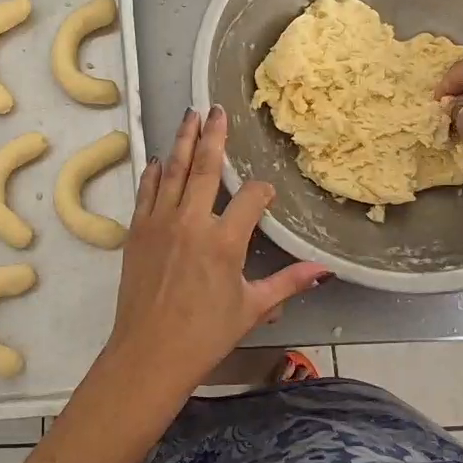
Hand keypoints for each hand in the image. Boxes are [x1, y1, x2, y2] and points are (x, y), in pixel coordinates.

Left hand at [103, 105, 329, 392]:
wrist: (149, 353)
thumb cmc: (205, 335)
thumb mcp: (252, 308)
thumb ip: (288, 283)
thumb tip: (324, 270)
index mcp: (225, 241)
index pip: (251, 198)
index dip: (263, 191)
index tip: (267, 194)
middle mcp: (192, 222)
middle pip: (206, 168)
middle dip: (213, 136)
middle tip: (216, 109)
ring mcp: (160, 223)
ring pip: (173, 171)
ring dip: (182, 141)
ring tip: (190, 116)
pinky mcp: (137, 230)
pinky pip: (147, 191)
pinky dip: (154, 173)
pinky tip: (159, 159)